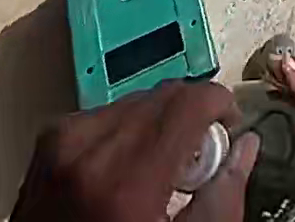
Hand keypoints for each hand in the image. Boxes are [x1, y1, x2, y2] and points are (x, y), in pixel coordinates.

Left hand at [11, 80, 257, 221]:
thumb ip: (221, 200)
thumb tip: (245, 145)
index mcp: (125, 182)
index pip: (189, 101)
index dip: (220, 104)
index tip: (230, 123)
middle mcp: (90, 149)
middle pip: (165, 95)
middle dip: (191, 115)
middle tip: (199, 157)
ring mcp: (63, 141)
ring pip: (138, 98)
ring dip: (158, 121)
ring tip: (159, 165)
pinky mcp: (48, 141)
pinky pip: (107, 111)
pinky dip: (126, 129)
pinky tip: (126, 166)